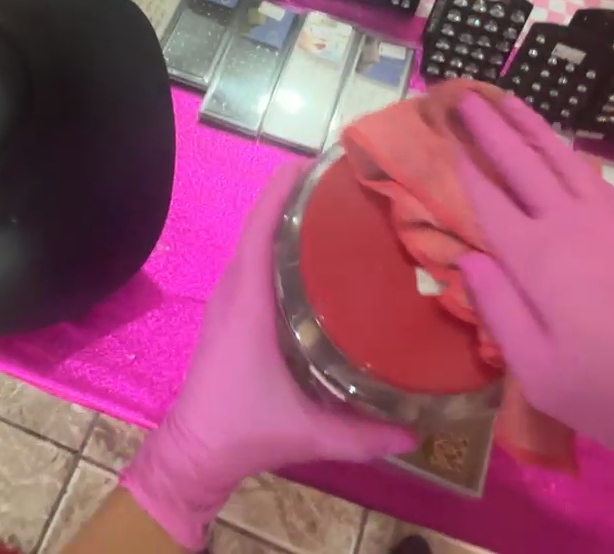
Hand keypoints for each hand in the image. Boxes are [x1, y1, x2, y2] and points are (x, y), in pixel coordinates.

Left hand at [122, 164, 415, 547]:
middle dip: (302, 194)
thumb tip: (417, 433)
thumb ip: (363, 435)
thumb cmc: (243, 428)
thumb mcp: (307, 432)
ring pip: (261, 235)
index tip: (325, 163)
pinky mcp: (235, 304)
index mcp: (249, 295)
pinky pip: (259, 255)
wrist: (196, 450)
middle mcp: (237, 283)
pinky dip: (284, 238)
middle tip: (352, 185)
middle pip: (265, 218)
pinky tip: (320, 251)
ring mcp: (232, 292)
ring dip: (292, 214)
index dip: (288, 185)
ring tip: (342, 208)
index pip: (263, 221)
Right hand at [454, 94, 613, 504]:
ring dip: (529, 125)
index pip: (489, 202)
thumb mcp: (539, 372)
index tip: (441, 136)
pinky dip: (565, 150)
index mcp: (539, 260)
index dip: (462, 168)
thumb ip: (498, 309)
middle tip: (464, 96)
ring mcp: (606, 222)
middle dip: (489, 128)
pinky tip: (556, 145)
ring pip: (559, 159)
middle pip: (521, 165)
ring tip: (504, 98)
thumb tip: (467, 259)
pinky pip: (589, 174)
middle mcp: (570, 226)